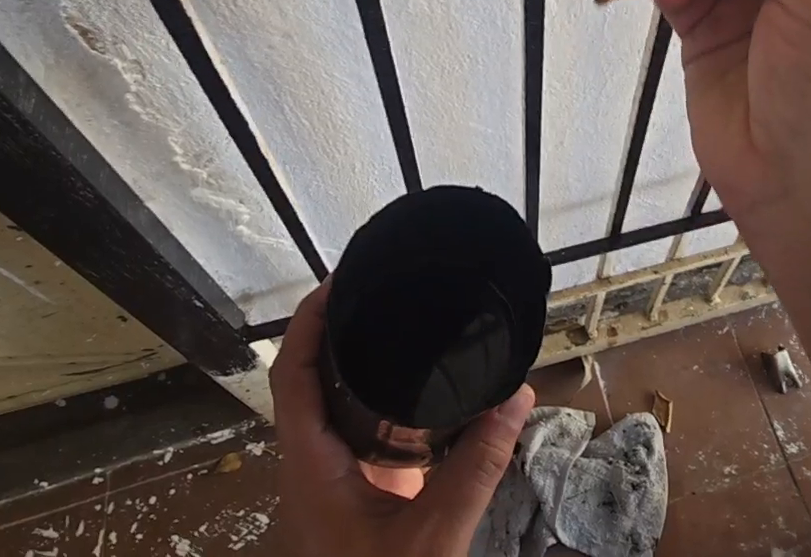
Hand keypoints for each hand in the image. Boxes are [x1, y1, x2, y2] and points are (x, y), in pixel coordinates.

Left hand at [270, 281, 536, 555]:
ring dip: (352, 356)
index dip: (306, 324)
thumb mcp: (434, 537)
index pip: (291, 378)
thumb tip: (518, 395)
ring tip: (394, 314)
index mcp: (311, 468)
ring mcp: (333, 478)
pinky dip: (377, 390)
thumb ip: (476, 467)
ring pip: (329, 402)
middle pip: (305, 379)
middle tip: (376, 284)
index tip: (339, 280)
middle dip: (332, 327)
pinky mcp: (357, 490)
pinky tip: (415, 380)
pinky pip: (357, 425)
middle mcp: (313, 465)